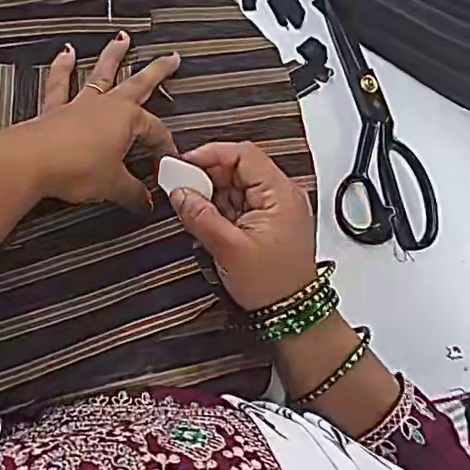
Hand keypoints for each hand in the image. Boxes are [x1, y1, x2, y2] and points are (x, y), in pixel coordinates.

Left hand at [0, 32, 180, 212]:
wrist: (30, 163)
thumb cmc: (74, 168)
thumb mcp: (113, 185)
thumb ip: (132, 192)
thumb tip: (143, 201)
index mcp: (127, 119)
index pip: (156, 132)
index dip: (164, 149)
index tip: (166, 165)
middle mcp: (106, 105)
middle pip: (138, 84)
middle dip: (158, 71)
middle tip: (172, 59)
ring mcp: (80, 104)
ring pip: (102, 74)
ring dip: (113, 56)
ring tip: (122, 40)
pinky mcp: (55, 110)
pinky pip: (61, 83)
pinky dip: (63, 67)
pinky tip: (66, 54)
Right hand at [166, 141, 316, 310]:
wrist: (291, 314)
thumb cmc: (272, 286)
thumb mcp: (229, 250)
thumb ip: (200, 216)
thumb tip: (179, 193)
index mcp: (280, 194)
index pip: (244, 155)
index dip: (210, 154)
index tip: (184, 164)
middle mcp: (282, 195)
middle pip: (238, 168)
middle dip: (207, 177)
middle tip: (182, 189)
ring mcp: (275, 208)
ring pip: (235, 185)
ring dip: (212, 194)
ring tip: (195, 212)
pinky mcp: (267, 221)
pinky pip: (238, 202)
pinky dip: (220, 208)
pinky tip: (208, 222)